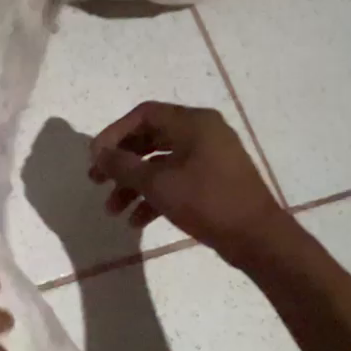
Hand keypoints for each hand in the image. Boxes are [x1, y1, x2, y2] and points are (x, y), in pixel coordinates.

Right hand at [88, 101, 296, 267]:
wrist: (256, 236)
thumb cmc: (205, 201)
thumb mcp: (156, 183)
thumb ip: (122, 165)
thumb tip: (98, 153)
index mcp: (193, 123)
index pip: (143, 115)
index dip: (113, 134)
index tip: (94, 158)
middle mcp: (202, 133)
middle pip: (149, 139)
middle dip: (120, 162)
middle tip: (96, 181)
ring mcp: (209, 157)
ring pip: (160, 164)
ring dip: (132, 185)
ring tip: (112, 210)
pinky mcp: (213, 180)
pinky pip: (175, 180)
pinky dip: (153, 196)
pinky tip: (136, 221)